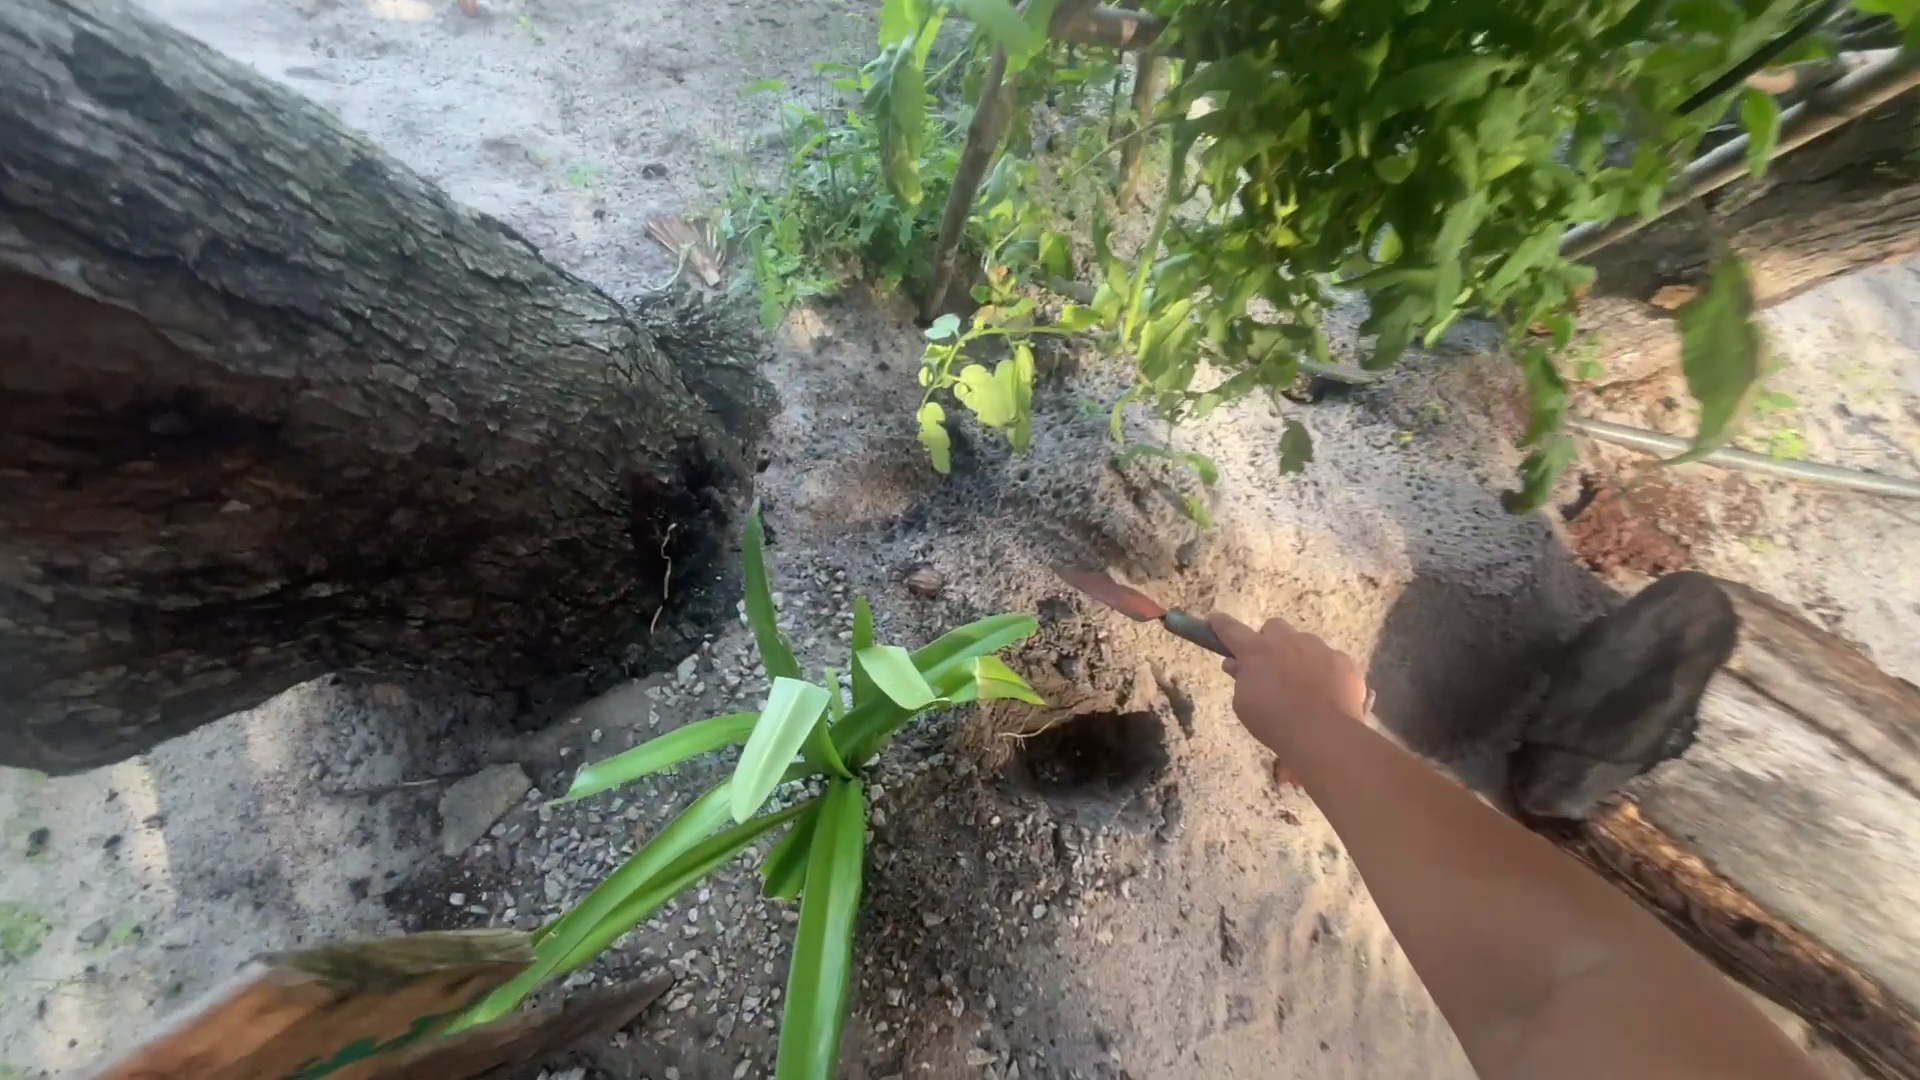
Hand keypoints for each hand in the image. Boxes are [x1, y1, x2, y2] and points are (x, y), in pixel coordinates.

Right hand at [1208, 613, 1368, 755]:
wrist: (1323, 735)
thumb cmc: (1273, 721)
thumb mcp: (1243, 704)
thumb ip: (1240, 679)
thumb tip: (1236, 664)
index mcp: (1256, 650)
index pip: (1230, 629)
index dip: (1220, 624)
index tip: (1214, 620)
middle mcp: (1287, 641)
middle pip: (1273, 627)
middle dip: (1269, 641)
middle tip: (1270, 665)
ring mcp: (1318, 648)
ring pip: (1304, 642)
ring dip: (1298, 656)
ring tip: (1302, 684)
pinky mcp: (1343, 661)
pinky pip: (1330, 659)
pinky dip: (1325, 671)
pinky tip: (1326, 693)